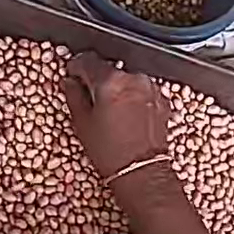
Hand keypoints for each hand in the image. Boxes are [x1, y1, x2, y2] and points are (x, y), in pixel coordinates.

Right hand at [60, 52, 167, 180]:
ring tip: (109, 112)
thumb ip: (74, 96)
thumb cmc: (112, 153)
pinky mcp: (162, 101)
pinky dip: (133, 98)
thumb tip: (70, 83)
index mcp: (111, 81)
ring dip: (117, 90)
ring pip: (127, 80)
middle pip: (110, 70)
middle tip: (89, 99)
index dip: (76, 67)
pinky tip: (126, 116)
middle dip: (99, 81)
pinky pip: (142, 92)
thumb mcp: (83, 124)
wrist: (143, 173)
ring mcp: (151, 89)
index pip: (88, 61)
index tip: (73, 73)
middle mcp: (134, 80)